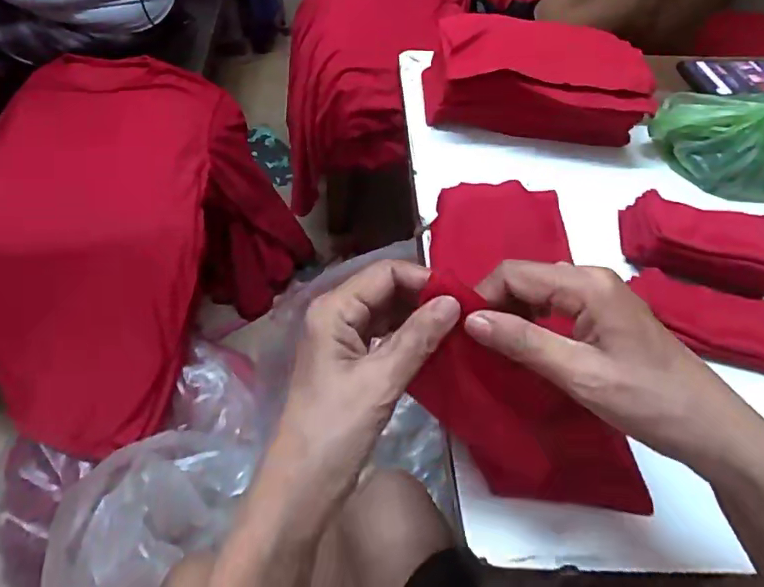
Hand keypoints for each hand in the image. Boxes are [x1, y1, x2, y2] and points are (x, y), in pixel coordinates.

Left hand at [275, 260, 459, 487]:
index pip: (384, 272)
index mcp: (333, 308)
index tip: (458, 295)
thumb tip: (454, 301)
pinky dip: (407, 336)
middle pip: (385, 288)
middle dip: (421, 296)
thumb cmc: (335, 432)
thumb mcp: (380, 381)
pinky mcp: (348, 361)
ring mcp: (340, 338)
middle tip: (462, 311)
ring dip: (417, 316)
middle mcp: (334, 313)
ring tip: (454, 326)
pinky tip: (433, 345)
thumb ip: (417, 337)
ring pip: (386, 311)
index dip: (421, 278)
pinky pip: (383, 334)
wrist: (300, 492)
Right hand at [466, 260, 763, 472]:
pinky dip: (535, 323)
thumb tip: (472, 319)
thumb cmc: (647, 400)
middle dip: (496, 304)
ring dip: (514, 315)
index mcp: (586, 282)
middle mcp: (592, 277)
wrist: (709, 426)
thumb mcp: (581, 375)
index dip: (483, 295)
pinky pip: (558, 307)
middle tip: (472, 344)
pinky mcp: (606, 314)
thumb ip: (524, 343)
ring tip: (491, 349)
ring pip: (541, 292)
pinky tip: (525, 349)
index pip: (515, 272)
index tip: (460, 330)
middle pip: (527, 278)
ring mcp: (601, 295)